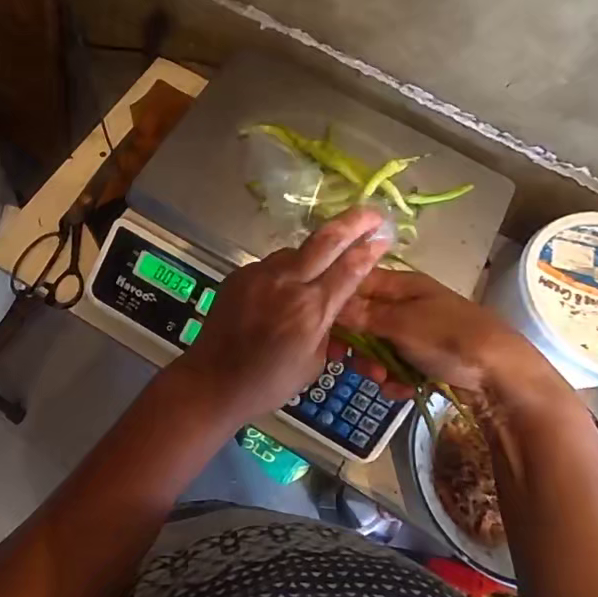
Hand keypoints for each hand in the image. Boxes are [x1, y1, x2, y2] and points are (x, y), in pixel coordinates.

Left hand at [165, 207, 391, 424]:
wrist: (213, 381)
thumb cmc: (268, 382)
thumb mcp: (313, 363)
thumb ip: (327, 327)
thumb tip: (335, 305)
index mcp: (311, 309)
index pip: (350, 268)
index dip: (371, 249)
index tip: (385, 235)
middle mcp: (287, 283)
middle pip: (326, 239)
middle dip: (355, 221)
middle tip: (373, 214)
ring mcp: (260, 274)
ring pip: (296, 251)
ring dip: (315, 252)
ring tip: (322, 264)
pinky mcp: (240, 275)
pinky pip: (272, 265)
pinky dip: (286, 271)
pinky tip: (284, 288)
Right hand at [336, 268, 559, 397]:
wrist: (501, 372)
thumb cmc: (449, 337)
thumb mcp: (400, 323)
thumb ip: (362, 315)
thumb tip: (328, 304)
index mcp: (400, 285)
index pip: (354, 285)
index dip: (335, 306)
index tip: (322, 331)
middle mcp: (406, 304)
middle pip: (362, 320)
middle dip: (356, 345)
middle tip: (354, 364)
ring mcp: (416, 332)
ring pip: (377, 347)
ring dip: (375, 366)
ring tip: (384, 380)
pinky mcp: (426, 357)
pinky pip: (397, 365)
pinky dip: (395, 379)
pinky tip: (402, 390)